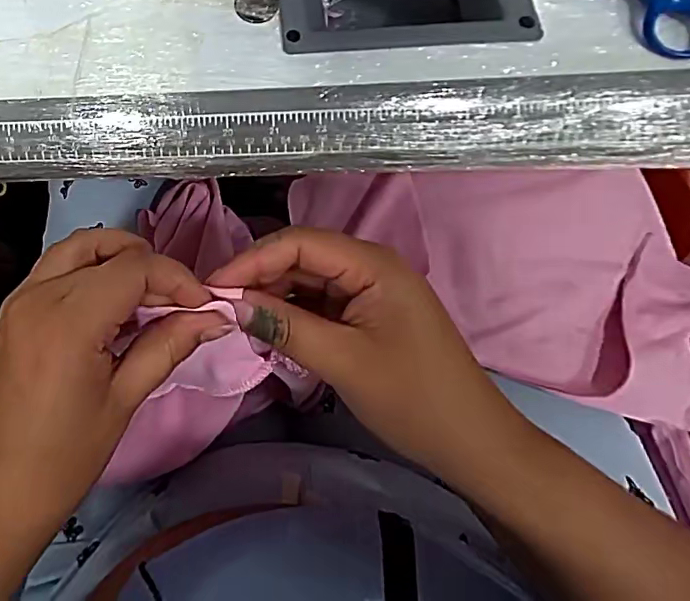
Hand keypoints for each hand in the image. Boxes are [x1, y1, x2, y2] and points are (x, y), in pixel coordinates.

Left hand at [0, 229, 228, 600]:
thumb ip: (169, 345)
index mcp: (69, 320)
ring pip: (80, 245)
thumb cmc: (63, 459)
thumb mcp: (124, 400)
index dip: (176, 277)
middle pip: (109, 248)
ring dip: (119, 257)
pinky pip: (58, 264)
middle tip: (178, 301)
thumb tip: (212, 318)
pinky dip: (91, 267)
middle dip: (151, 266)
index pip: (134, 267)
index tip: (203, 303)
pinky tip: (112, 303)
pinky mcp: (13, 306)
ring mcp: (21, 296)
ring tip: (148, 294)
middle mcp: (40, 294)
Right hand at [207, 227, 526, 475]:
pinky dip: (292, 313)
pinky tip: (269, 327)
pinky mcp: (367, 312)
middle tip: (218, 303)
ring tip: (236, 317)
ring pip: (307, 279)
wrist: (475, 446)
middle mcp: (370, 265)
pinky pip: (319, 301)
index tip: (214, 285)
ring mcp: (369, 288)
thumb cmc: (415, 400)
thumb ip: (286, 327)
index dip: (252, 259)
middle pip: (301, 256)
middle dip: (259, 276)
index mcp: (372, 263)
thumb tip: (233, 304)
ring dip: (273, 295)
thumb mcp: (344, 362)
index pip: (299, 242)